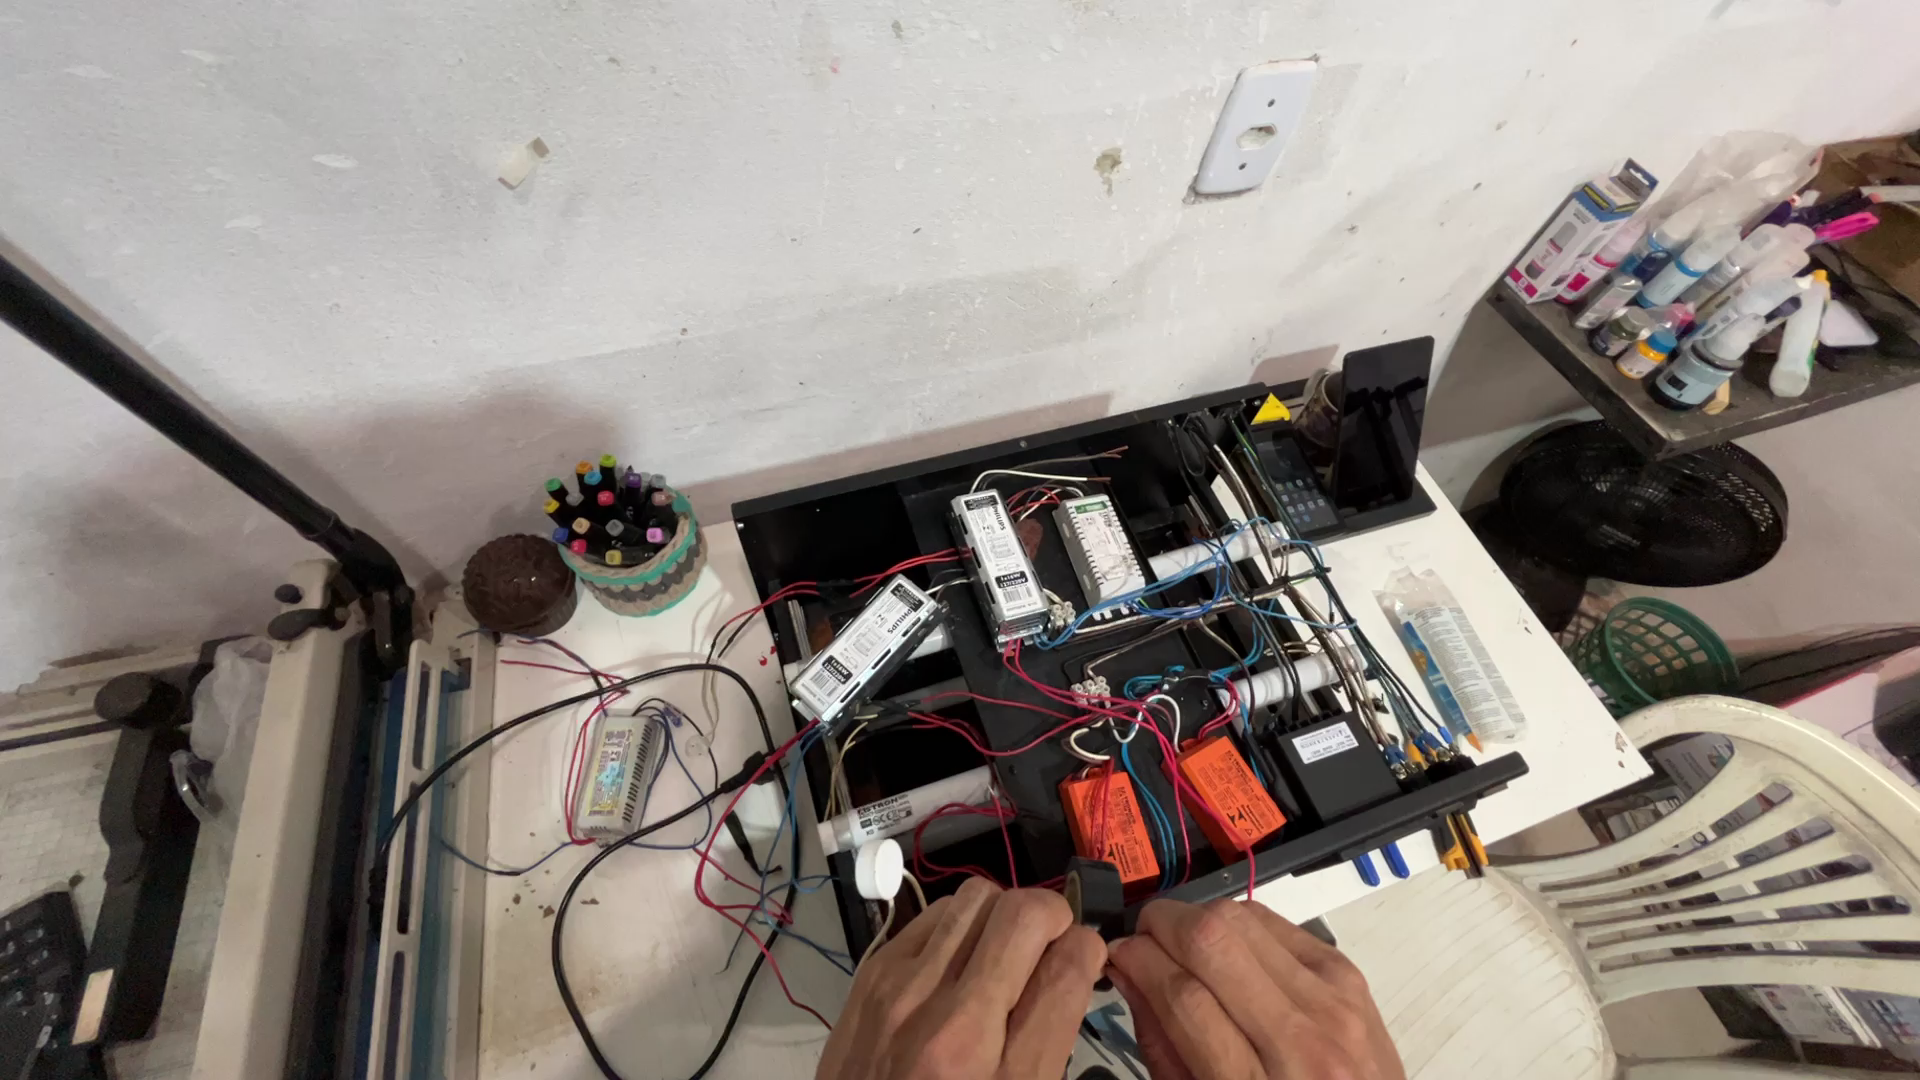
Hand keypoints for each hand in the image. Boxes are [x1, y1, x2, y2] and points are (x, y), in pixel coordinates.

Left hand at [816, 877, 1105, 1079]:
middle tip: (1048, 944)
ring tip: (1004, 947)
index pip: (1066, 967)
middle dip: (1049, 917)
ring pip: (977, 895)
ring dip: (1002, 912)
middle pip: (1023, 914)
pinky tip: (960, 956)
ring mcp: (903, 988)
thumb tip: (1074, 956)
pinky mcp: (874, 971)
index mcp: (1004, 1076)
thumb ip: (1052, 1031)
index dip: (1087, 950)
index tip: (1083, 955)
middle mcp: (949, 1023)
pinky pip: (935, 911)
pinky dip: (959, 922)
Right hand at [1107, 898, 1403, 1079]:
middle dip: (1161, 925)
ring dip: (1194, 918)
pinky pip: (1273, 919)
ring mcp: (1333, 1001)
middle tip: (1143, 938)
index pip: (1183, 995)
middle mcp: (1305, 1043)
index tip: (1118, 954)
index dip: (1138, 961)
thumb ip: (1160, 1040)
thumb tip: (1127, 965)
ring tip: (1181, 943)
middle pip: (1211, 941)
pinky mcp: (1347, 973)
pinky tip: (1226, 949)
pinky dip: (1236, 923)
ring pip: (1239, 917)